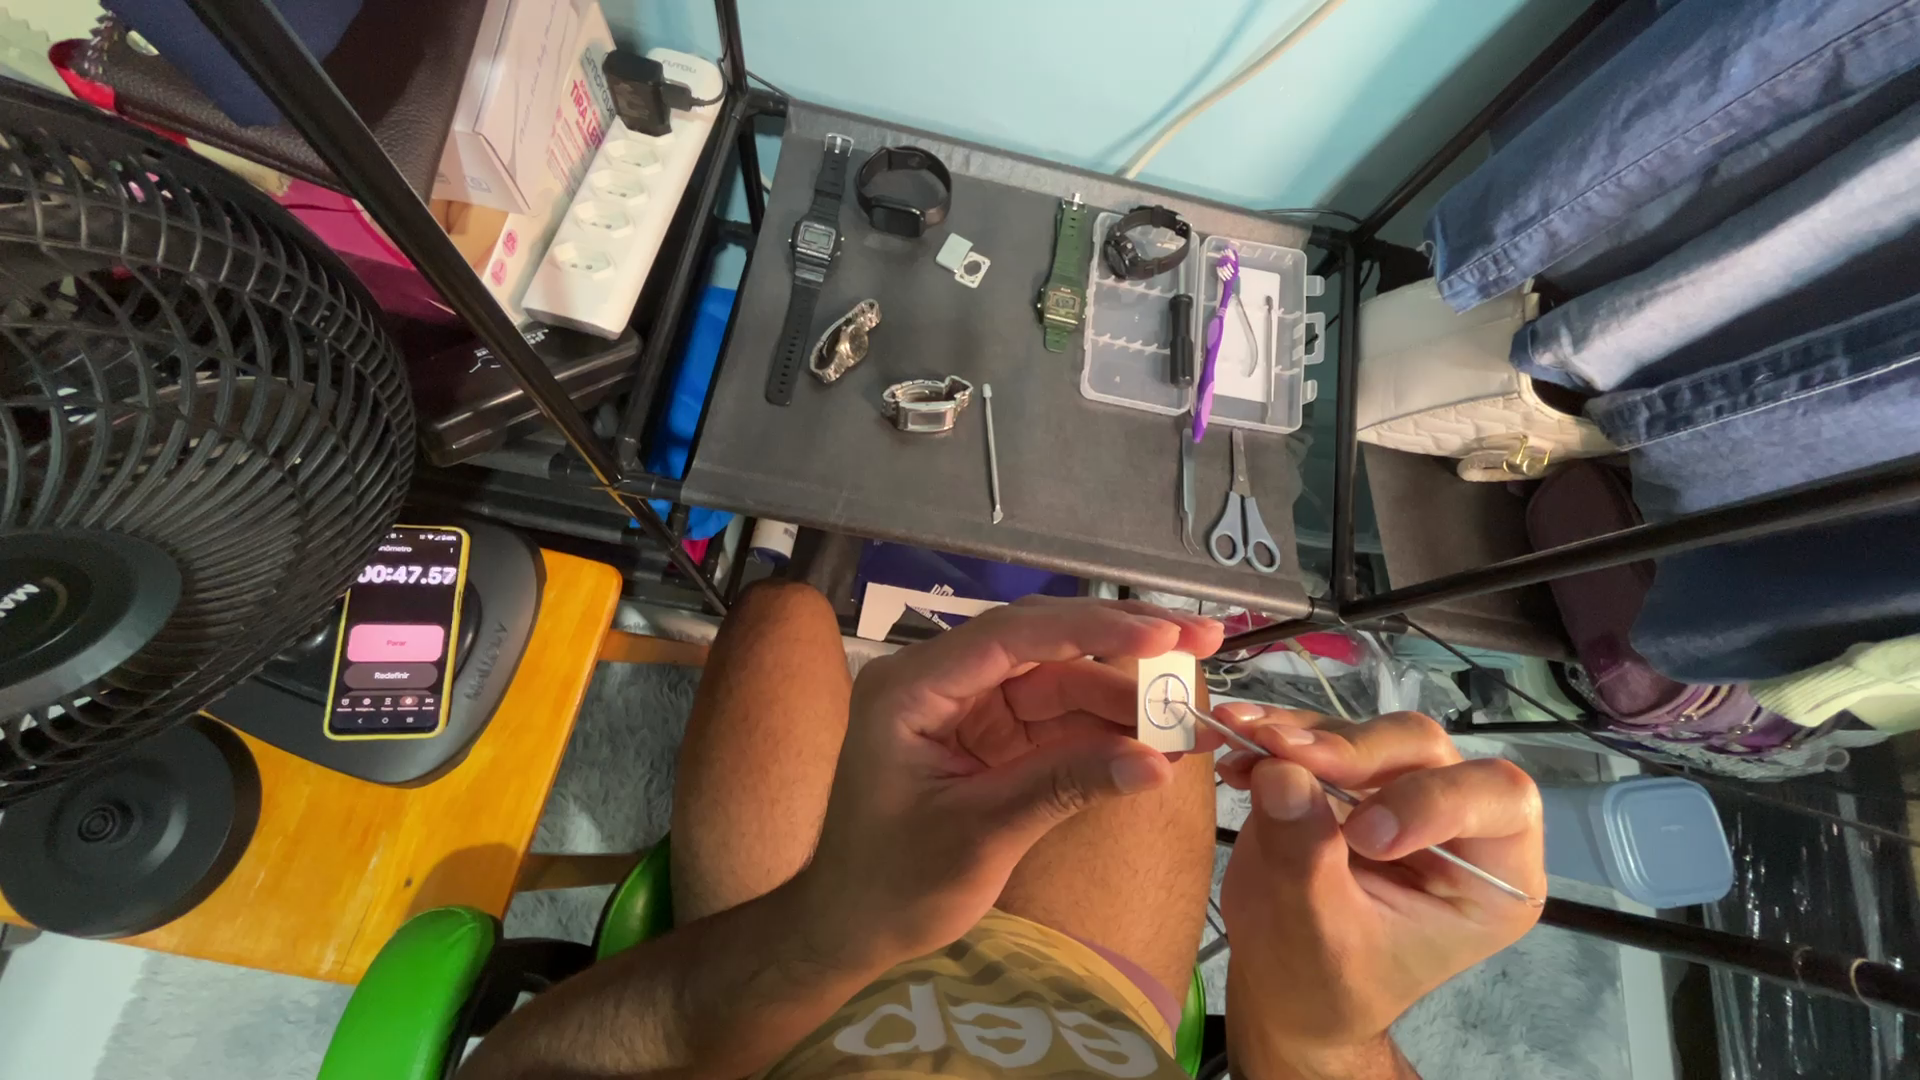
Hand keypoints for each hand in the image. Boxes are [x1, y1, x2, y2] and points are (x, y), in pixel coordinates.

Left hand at [799, 598, 1221, 964]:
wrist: (853, 924)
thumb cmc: (894, 882)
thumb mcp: (980, 835)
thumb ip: (1065, 787)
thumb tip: (1158, 763)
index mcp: (913, 687)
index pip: (1009, 637)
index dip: (1089, 631)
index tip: (1161, 636)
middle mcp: (942, 678)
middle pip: (1039, 641)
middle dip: (1119, 641)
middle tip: (1199, 638)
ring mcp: (970, 702)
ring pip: (1057, 676)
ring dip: (1123, 692)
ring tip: (1190, 709)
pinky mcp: (992, 731)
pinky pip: (1056, 715)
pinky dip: (1105, 726)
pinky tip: (1155, 736)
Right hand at [1211, 705, 1543, 1076]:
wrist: (1280, 980)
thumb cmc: (1318, 979)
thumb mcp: (1315, 930)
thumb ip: (1303, 853)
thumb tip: (1279, 769)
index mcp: (1485, 875)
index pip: (1498, 799)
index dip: (1431, 798)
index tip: (1360, 837)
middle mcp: (1449, 821)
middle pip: (1418, 747)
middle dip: (1345, 748)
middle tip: (1274, 750)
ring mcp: (1389, 790)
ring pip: (1358, 731)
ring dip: (1294, 731)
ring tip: (1236, 732)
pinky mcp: (1338, 778)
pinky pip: (1310, 733)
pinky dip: (1267, 730)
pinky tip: (1228, 743)